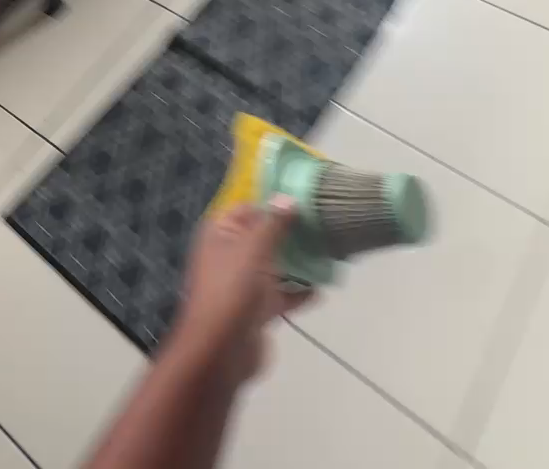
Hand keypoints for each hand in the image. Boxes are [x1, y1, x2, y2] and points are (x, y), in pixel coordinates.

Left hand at [164, 197, 312, 388]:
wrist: (222, 350)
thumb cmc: (233, 289)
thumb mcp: (254, 248)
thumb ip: (273, 223)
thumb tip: (287, 197)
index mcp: (220, 233)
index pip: (247, 208)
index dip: (273, 203)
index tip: (305, 199)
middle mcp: (229, 254)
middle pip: (263, 237)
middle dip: (290, 234)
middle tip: (324, 227)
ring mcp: (242, 283)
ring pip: (273, 266)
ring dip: (297, 263)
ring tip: (328, 255)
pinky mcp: (256, 309)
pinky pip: (280, 294)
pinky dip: (298, 292)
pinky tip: (322, 289)